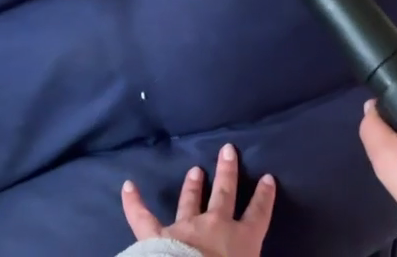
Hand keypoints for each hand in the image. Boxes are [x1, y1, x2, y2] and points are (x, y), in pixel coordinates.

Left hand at [121, 144, 275, 256]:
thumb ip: (250, 256)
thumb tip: (251, 255)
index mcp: (241, 239)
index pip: (257, 214)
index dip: (264, 196)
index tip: (268, 178)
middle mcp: (215, 225)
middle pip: (224, 194)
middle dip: (227, 172)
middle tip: (227, 149)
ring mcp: (185, 227)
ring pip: (189, 201)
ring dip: (192, 186)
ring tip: (195, 170)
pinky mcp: (157, 235)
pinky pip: (142, 217)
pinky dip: (134, 202)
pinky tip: (128, 186)